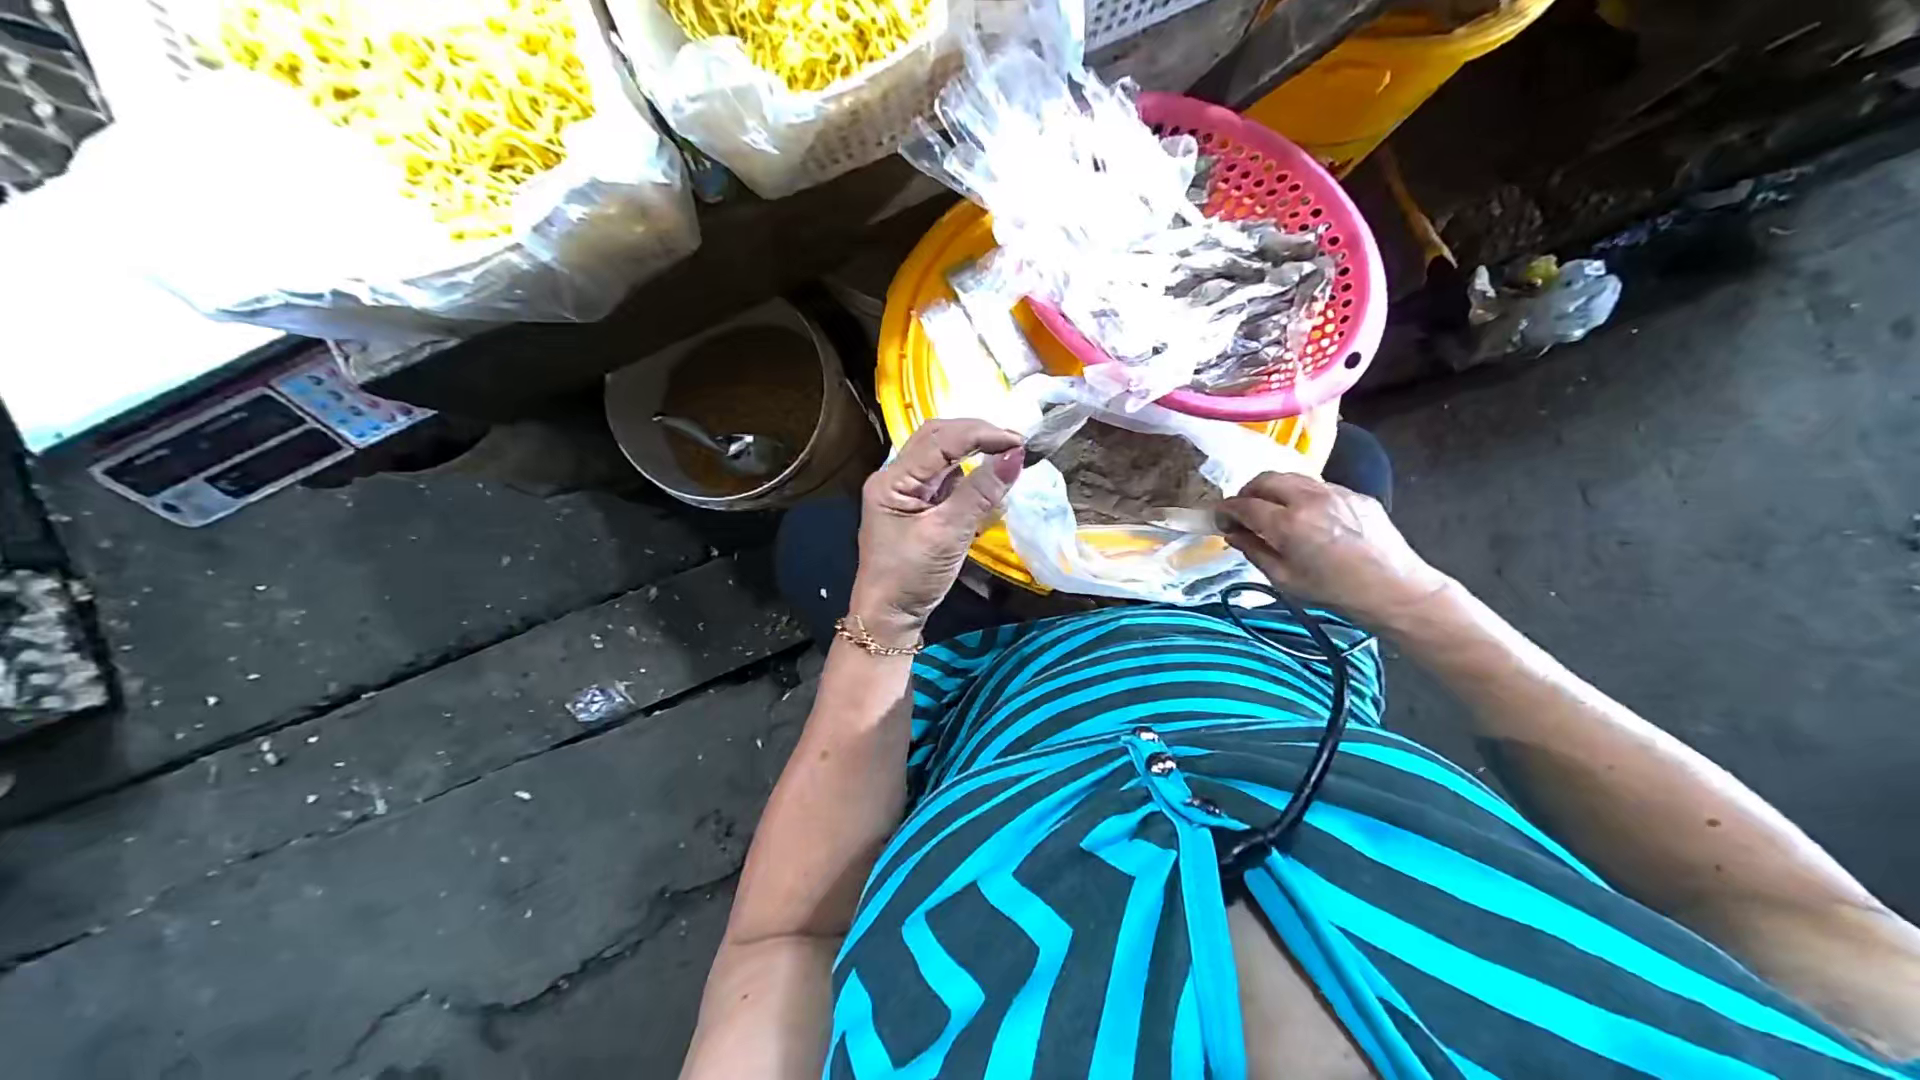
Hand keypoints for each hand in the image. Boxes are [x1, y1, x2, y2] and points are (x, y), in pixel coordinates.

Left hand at [850, 419, 1024, 645]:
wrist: (889, 616)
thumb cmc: (911, 577)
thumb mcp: (948, 534)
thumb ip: (980, 492)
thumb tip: (1015, 455)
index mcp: (891, 480)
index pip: (939, 440)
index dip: (980, 434)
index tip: (1017, 440)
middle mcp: (894, 477)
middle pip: (937, 437)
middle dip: (975, 434)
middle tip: (1014, 442)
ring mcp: (905, 490)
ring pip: (940, 453)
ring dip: (972, 448)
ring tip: (1005, 453)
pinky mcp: (917, 504)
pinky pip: (944, 476)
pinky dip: (967, 471)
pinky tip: (987, 476)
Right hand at [1214, 472, 1452, 628]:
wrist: (1394, 589)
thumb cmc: (1334, 591)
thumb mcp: (1284, 579)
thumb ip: (1254, 551)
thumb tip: (1233, 535)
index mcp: (1287, 524)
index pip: (1244, 505)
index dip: (1226, 511)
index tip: (1221, 521)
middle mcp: (1308, 499)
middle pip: (1265, 480)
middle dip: (1247, 493)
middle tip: (1243, 512)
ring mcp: (1334, 492)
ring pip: (1291, 477)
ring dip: (1273, 490)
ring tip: (1272, 510)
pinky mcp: (1354, 494)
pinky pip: (1317, 486)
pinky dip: (1300, 495)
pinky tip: (1305, 516)